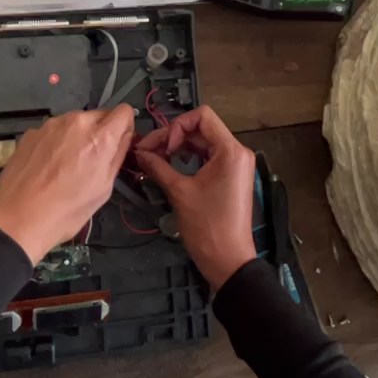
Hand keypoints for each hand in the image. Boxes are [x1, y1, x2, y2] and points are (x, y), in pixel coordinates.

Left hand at [0, 105, 135, 263]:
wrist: (18, 219)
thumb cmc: (67, 210)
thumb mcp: (104, 189)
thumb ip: (117, 155)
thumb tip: (123, 136)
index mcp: (100, 136)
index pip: (124, 110)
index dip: (123, 126)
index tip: (116, 142)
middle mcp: (77, 122)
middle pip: (99, 115)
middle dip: (100, 131)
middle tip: (89, 159)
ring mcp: (51, 124)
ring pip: (75, 122)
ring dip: (76, 135)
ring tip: (64, 164)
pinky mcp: (32, 132)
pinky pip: (54, 130)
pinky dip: (55, 142)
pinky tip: (46, 166)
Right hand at [133, 105, 257, 287]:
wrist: (229, 261)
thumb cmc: (207, 226)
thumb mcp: (180, 192)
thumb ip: (159, 166)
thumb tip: (139, 153)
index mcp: (230, 150)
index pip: (202, 116)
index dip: (178, 126)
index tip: (165, 149)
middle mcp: (237, 151)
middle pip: (201, 129)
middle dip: (173, 138)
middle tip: (147, 153)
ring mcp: (236, 164)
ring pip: (203, 142)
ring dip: (179, 147)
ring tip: (155, 159)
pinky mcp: (231, 176)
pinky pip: (208, 156)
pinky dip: (189, 158)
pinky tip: (171, 165)